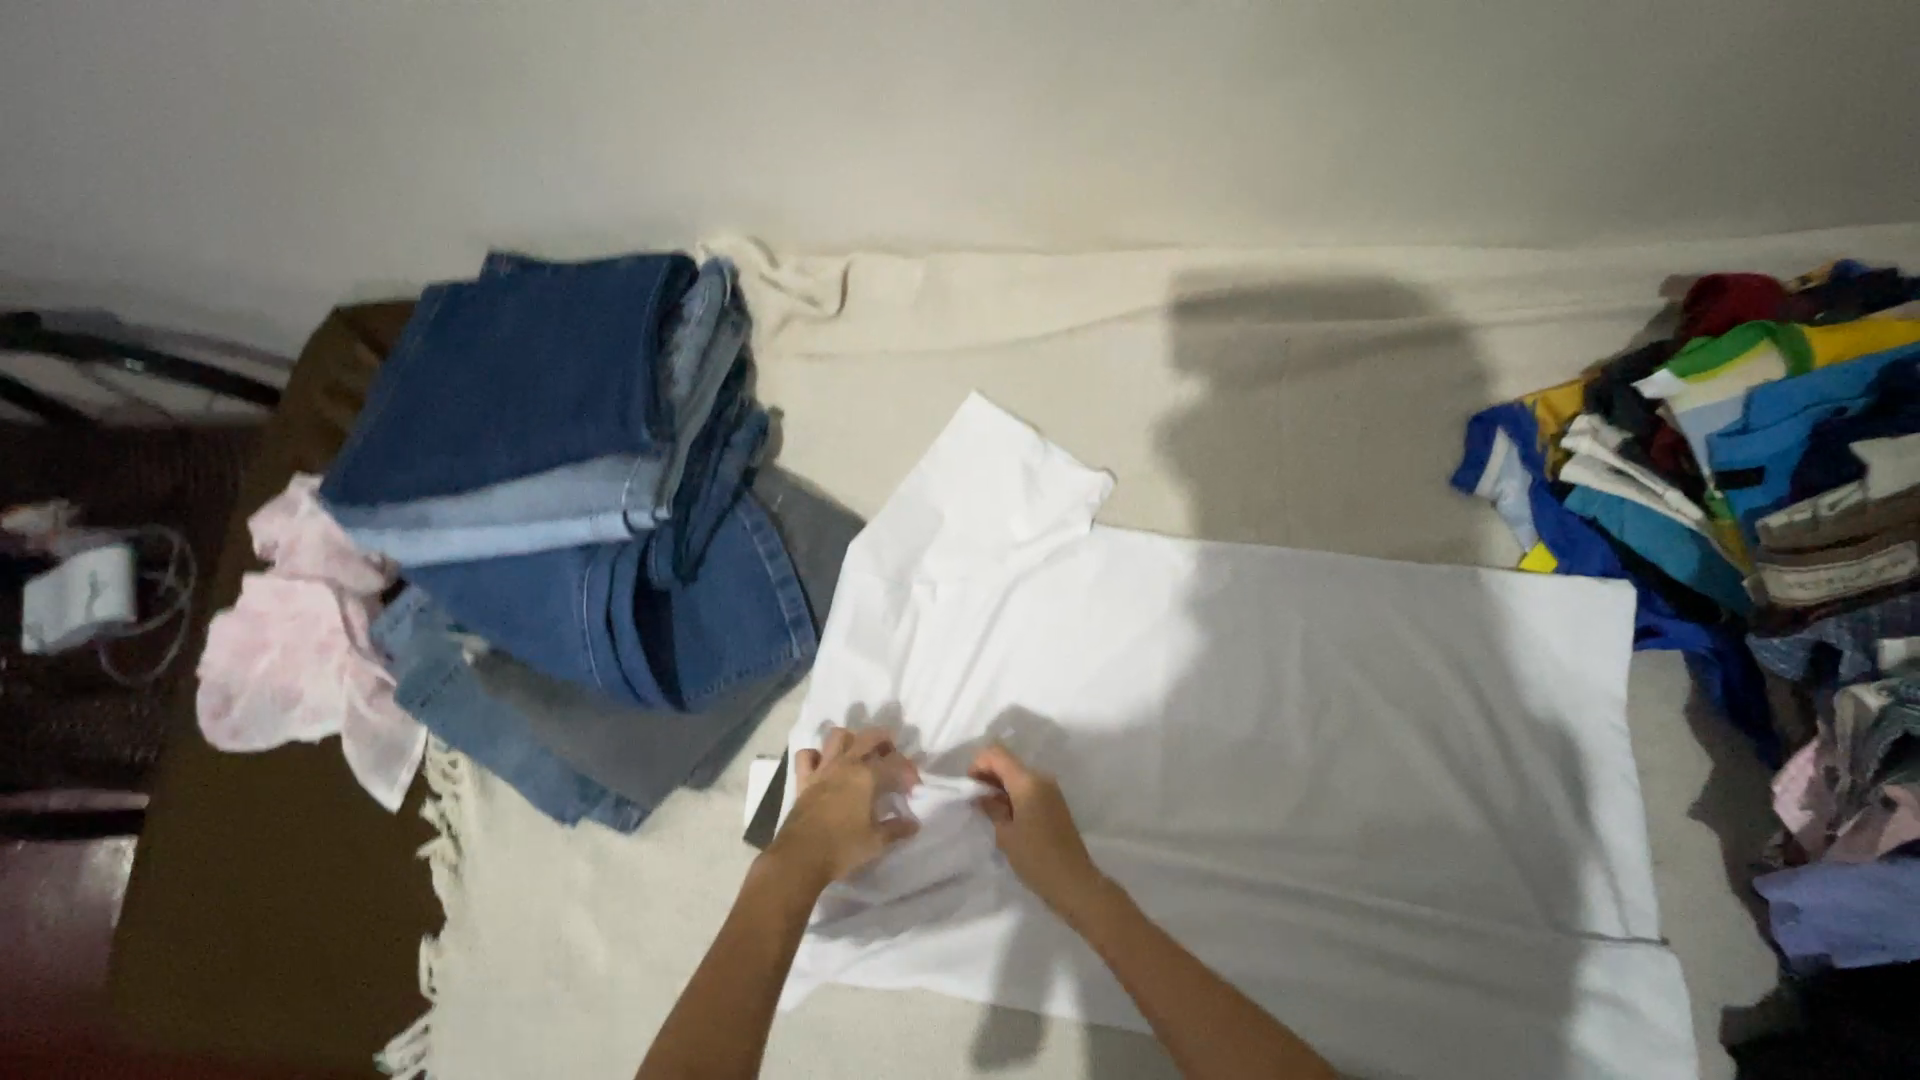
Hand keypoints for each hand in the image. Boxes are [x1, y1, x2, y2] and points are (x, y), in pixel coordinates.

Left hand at [766, 727, 920, 891]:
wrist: (800, 858)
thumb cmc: (842, 848)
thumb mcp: (876, 842)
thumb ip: (896, 829)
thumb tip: (914, 824)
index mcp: (867, 776)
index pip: (895, 764)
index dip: (909, 772)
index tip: (914, 789)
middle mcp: (845, 764)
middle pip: (869, 737)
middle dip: (885, 741)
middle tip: (892, 758)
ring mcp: (822, 770)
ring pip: (837, 737)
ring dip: (851, 739)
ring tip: (859, 755)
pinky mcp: (803, 780)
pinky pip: (806, 756)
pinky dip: (815, 755)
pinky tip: (823, 766)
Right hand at [969, 745, 1108, 920]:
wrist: (1074, 882)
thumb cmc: (1036, 858)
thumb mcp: (1006, 834)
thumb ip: (991, 807)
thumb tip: (981, 795)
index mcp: (1028, 782)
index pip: (997, 754)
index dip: (978, 764)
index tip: (968, 787)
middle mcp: (1041, 778)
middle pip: (1008, 762)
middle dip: (988, 775)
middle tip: (974, 799)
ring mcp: (1050, 790)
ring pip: (1018, 775)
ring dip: (1000, 785)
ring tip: (987, 809)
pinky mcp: (1054, 803)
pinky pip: (1028, 787)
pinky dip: (1013, 794)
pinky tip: (1005, 815)